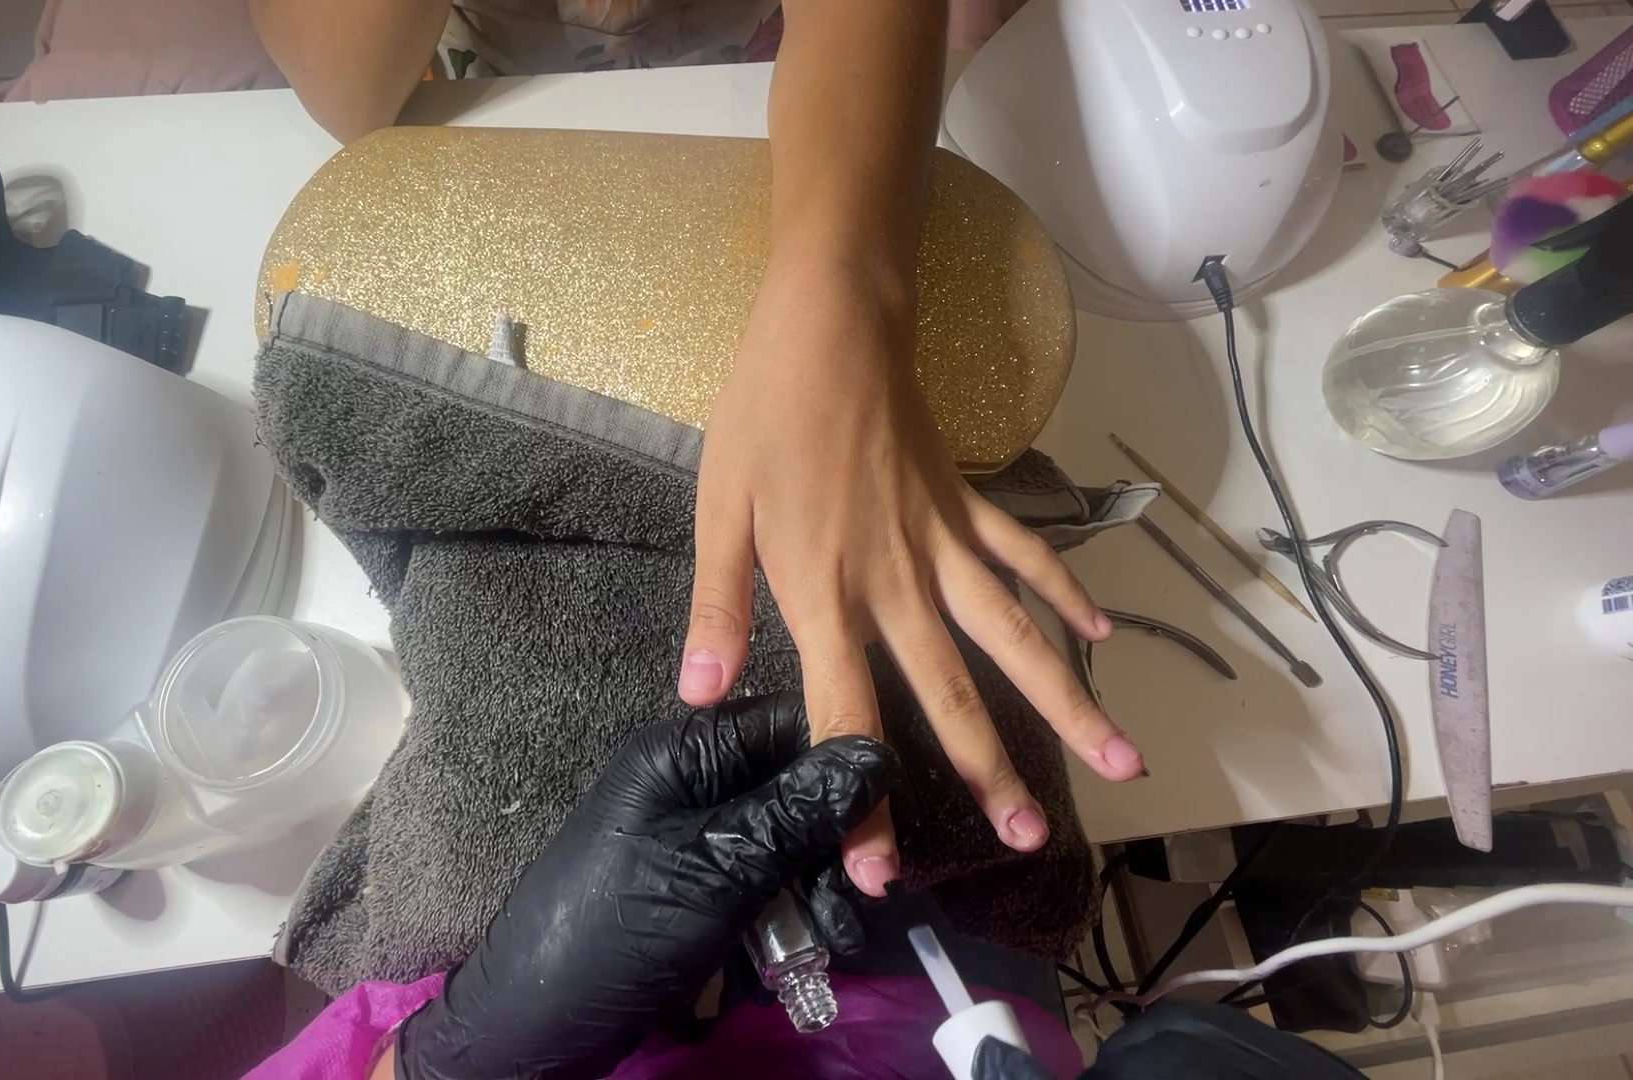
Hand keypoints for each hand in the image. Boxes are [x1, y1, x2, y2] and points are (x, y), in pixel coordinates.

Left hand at [394, 693, 891, 1079]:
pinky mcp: (709, 875)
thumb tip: (876, 753)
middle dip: (837, 836)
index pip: (791, 721)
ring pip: (794, 832)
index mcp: (690, 748)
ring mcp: (704, 828)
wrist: (542, 1020)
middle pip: (799, 779)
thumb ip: (797, 810)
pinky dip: (797, 904)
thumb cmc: (620, 925)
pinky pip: (772, 872)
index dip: (847, 761)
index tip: (885, 824)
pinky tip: (811, 944)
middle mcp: (700, 775)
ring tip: (834, 933)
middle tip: (862, 894)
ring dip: (822, 880)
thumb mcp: (717, 866)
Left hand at [681, 258, 1144, 895]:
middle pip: (949, 692)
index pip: (847, 716)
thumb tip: (698, 694)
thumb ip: (717, 606)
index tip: (880, 869)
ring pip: (1011, 635)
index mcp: (825, 594)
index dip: (859, 798)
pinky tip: (1097, 632)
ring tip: (1119, 762)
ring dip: (1063, 701)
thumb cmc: (764, 418)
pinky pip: (1024, 554)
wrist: (830, 330)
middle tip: (1030, 838)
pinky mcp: (967, 502)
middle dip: (987, 771)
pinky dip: (1062, 593)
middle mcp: (896, 583)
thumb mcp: (719, 513)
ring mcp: (944, 542)